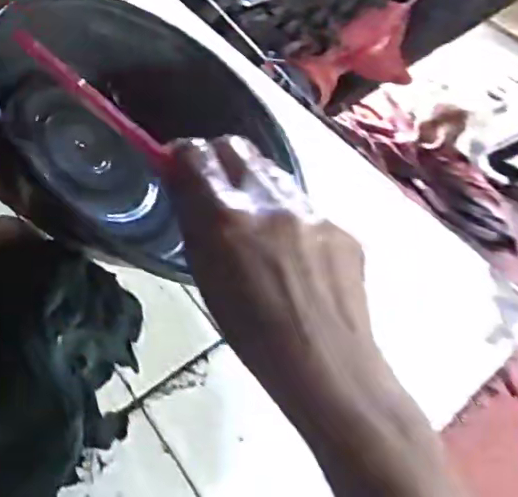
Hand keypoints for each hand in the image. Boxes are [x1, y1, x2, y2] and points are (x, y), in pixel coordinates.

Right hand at [167, 136, 378, 416]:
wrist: (329, 369)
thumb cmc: (248, 326)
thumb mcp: (201, 265)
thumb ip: (191, 214)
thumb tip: (179, 179)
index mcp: (227, 214)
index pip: (195, 152)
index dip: (180, 152)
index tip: (175, 163)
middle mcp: (270, 202)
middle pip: (235, 147)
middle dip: (217, 157)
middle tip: (211, 182)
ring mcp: (312, 213)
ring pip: (271, 172)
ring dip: (253, 183)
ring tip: (252, 217)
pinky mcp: (342, 230)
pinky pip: (303, 205)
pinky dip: (287, 215)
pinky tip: (289, 250)